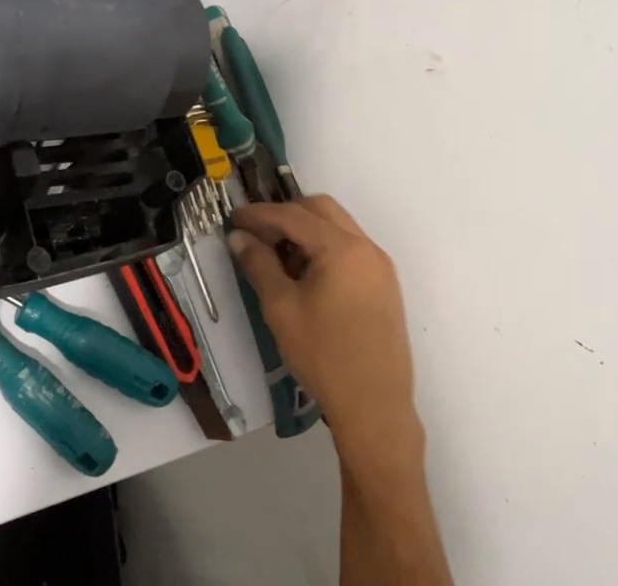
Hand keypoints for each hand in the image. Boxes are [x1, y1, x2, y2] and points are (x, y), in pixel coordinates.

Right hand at [229, 196, 420, 459]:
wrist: (375, 407)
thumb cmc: (323, 354)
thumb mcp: (280, 306)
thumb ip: (259, 263)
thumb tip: (240, 237)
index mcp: (342, 248)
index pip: (293, 215)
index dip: (259, 214)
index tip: (233, 219)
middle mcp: (367, 248)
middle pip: (321, 210)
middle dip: (285, 215)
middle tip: (256, 234)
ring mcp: (380, 267)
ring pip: (337, 228)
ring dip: (305, 232)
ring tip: (276, 258)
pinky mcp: (384, 287)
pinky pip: (350, 250)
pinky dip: (323, 249)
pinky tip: (303, 276)